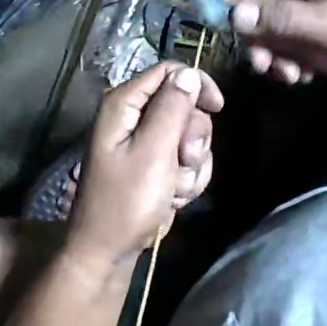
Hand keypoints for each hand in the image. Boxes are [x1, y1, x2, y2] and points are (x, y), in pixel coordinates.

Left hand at [64, 62, 223, 270]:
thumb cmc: (126, 202)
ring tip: (174, 187)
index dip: (196, 85)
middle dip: (193, 136)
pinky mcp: (156, 166)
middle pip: (184, 105)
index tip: (218, 107)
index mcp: (124, 105)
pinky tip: (174, 196)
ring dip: (191, 164)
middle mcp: (134, 118)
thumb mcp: (153, 152)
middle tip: (185, 160)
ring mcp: (145, 144)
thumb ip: (173, 109)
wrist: (109, 253)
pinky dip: (187, 179)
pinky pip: (186, 160)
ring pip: (190, 135)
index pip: (169, 72)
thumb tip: (190, 74)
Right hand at [221, 0, 326, 83]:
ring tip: (290, 77)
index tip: (224, 25)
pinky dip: (292, 59)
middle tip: (261, 64)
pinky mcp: (319, 26)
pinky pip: (292, 40)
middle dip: (259, 36)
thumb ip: (280, 18)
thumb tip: (234, 15)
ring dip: (276, 53)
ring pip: (274, 26)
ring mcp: (313, 4)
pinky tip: (305, 76)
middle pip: (262, 2)